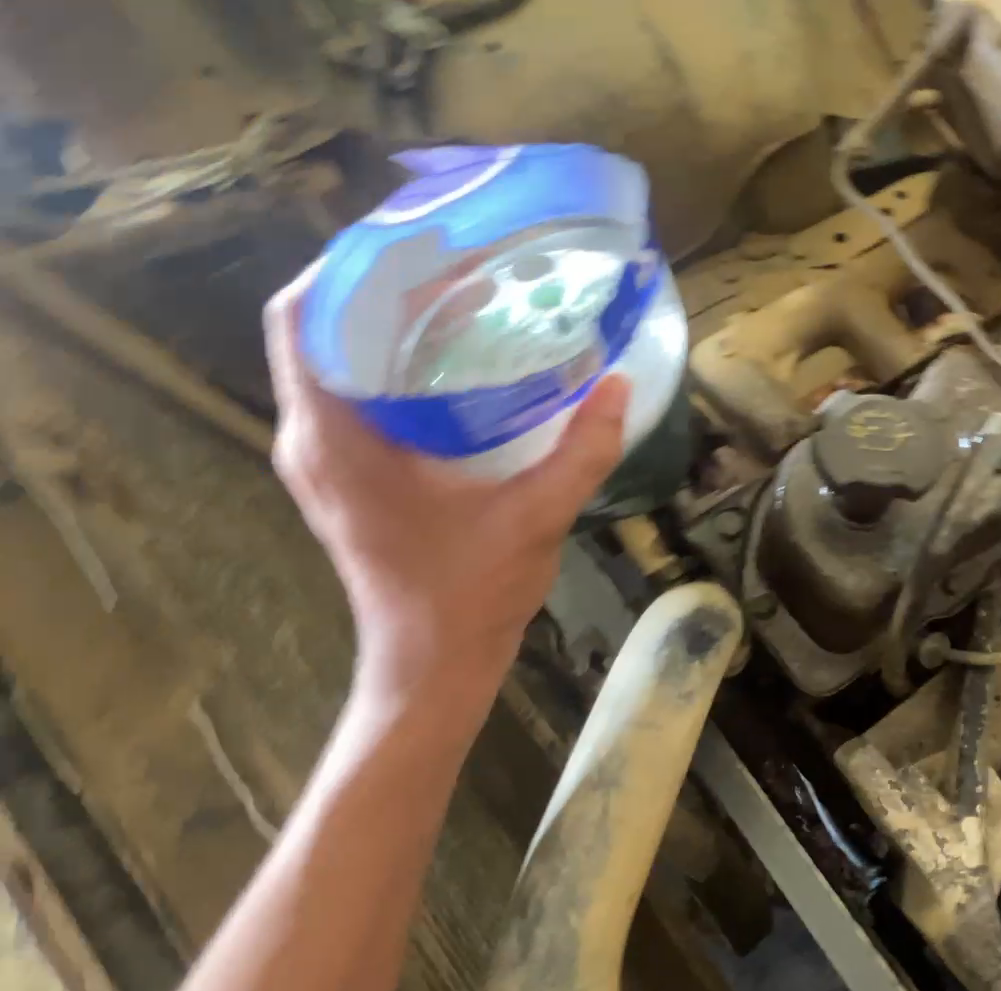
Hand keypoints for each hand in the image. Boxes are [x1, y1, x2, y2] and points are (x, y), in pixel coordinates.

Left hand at [264, 263, 629, 693]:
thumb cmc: (470, 592)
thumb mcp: (537, 516)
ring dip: (388, 329)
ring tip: (461, 304)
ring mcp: (325, 462)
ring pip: (338, 365)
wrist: (434, 663)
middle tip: (457, 265)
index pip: (304, 317)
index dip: (347, 265)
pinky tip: (459, 370)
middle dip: (379, 289)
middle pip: (320, 331)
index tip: (415, 241)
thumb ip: (581, 452)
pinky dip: (397, 370)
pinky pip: (357, 399)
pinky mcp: (348, 479)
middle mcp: (312, 440)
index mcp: (335, 439)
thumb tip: (620, 387)